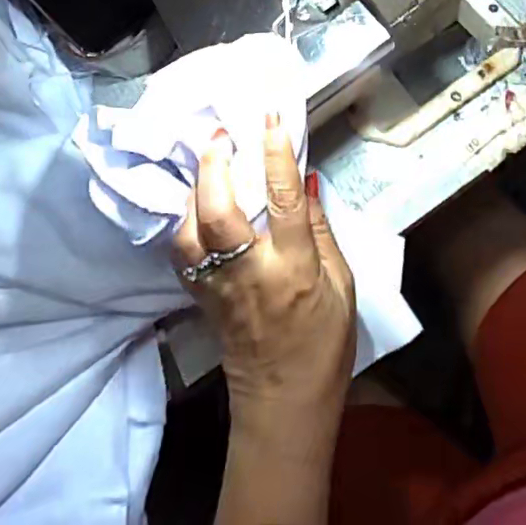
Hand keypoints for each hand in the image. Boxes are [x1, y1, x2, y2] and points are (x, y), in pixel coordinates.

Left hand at [174, 115, 355, 423]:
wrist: (284, 405)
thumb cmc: (324, 346)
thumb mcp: (344, 288)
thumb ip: (322, 233)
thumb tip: (304, 183)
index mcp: (293, 270)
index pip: (282, 201)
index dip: (275, 155)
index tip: (269, 120)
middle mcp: (249, 273)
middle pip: (217, 213)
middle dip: (214, 166)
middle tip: (220, 135)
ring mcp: (218, 286)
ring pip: (188, 231)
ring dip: (192, 190)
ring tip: (206, 161)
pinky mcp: (200, 297)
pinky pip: (182, 251)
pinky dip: (184, 219)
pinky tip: (194, 201)